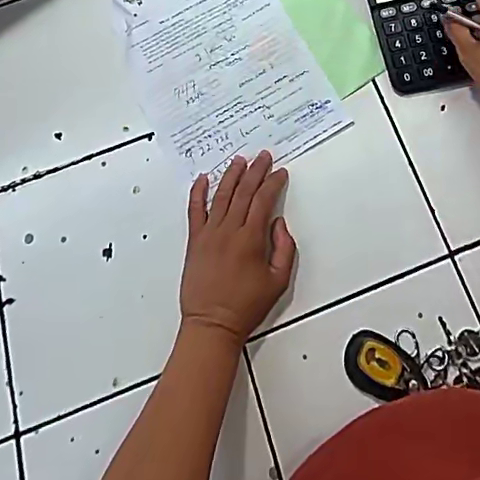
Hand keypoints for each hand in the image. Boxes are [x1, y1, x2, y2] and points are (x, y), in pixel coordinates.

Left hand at [180, 152, 296, 343]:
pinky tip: (203, 179)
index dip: (272, 183)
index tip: (279, 173)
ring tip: (239, 161)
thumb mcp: (278, 282)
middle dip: (255, 171)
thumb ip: (284, 249)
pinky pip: (195, 209)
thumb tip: (279, 224)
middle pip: (244, 192)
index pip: (263, 201)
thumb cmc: (245, 307)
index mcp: (250, 239)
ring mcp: (209, 233)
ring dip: (231, 175)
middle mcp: (228, 230)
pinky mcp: (195, 239)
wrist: (212, 322)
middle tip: (263, 157)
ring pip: (222, 195)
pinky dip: (198, 192)